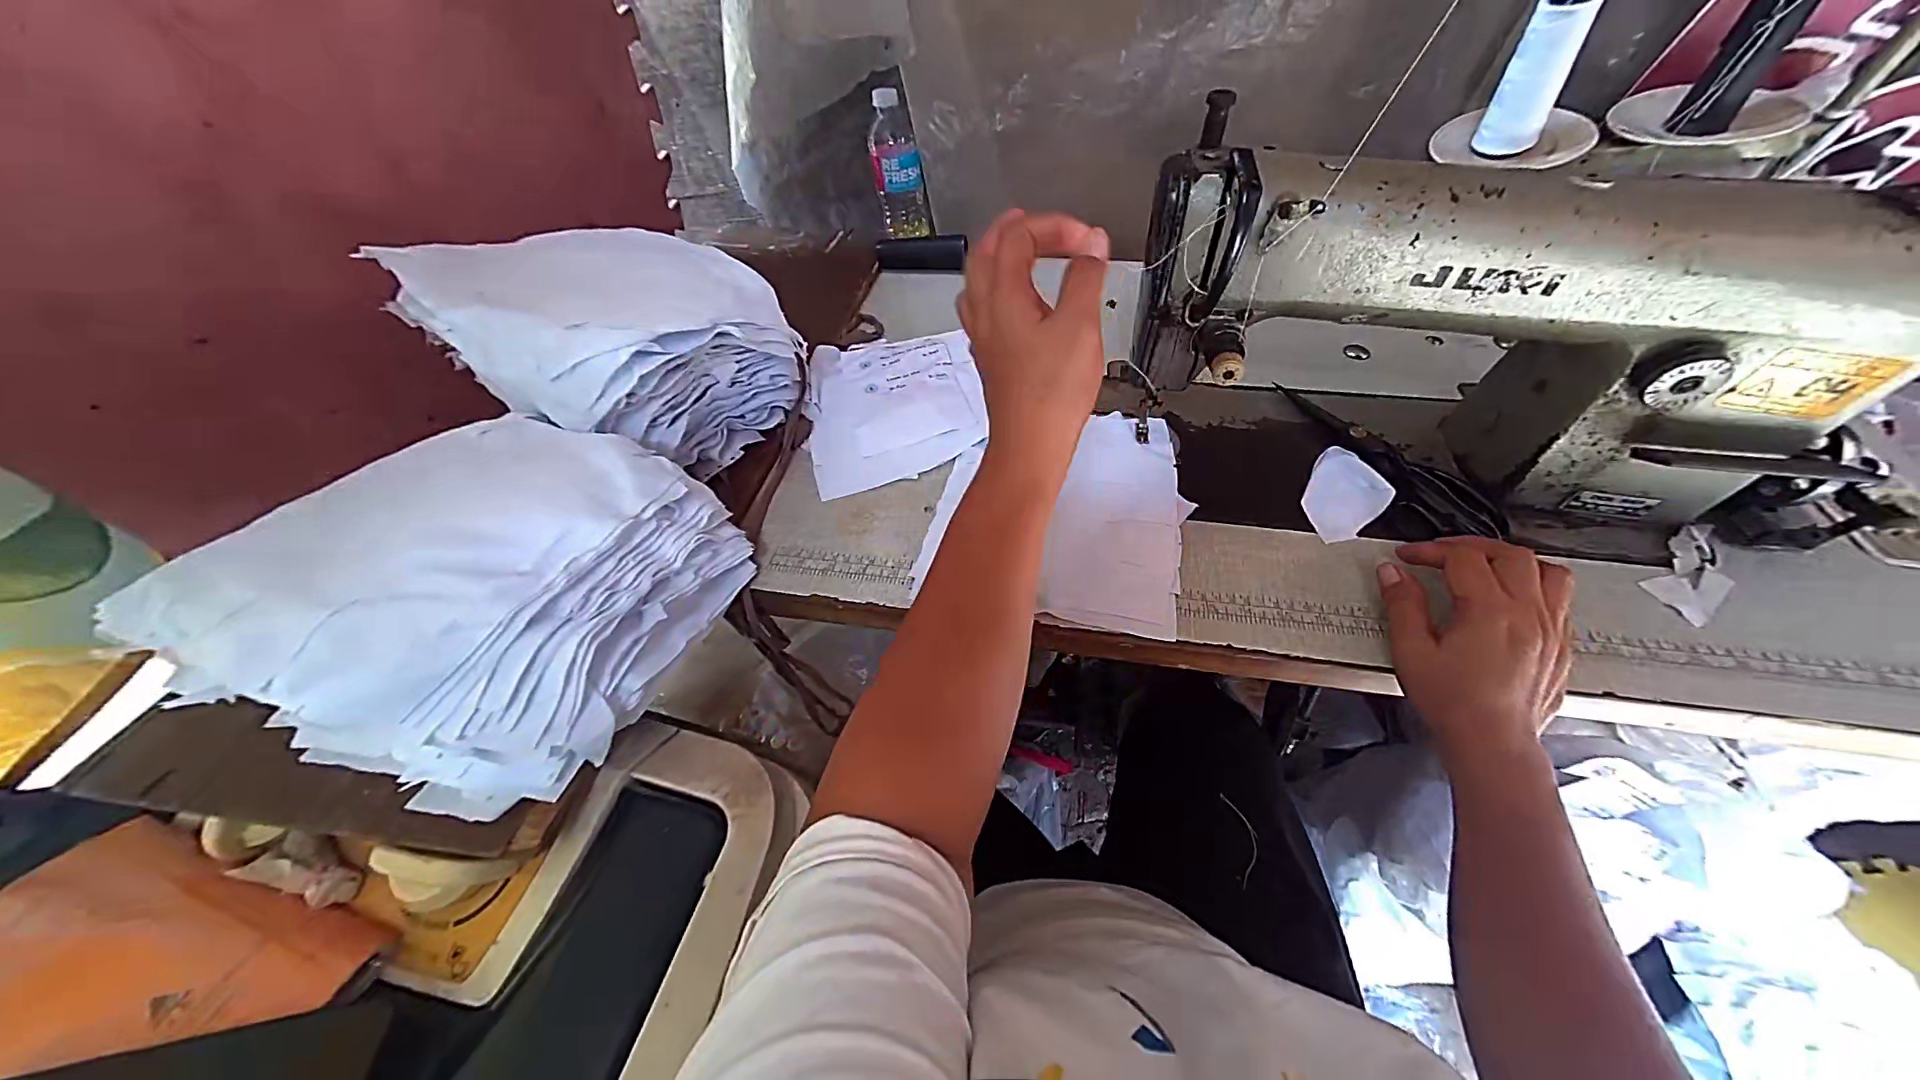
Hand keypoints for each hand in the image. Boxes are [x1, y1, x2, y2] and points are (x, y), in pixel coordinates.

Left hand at [958, 209, 1110, 477]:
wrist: (1030, 443)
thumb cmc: (1051, 394)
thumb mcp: (1080, 326)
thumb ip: (1085, 278)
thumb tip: (1091, 246)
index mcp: (1003, 296)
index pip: (1017, 237)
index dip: (1054, 227)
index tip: (1086, 238)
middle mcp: (984, 312)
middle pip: (985, 252)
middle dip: (1014, 231)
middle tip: (1039, 224)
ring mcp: (983, 336)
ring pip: (978, 282)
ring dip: (999, 259)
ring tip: (1021, 253)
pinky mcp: (990, 357)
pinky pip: (984, 310)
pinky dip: (999, 291)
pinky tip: (1015, 304)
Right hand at [1376, 537, 1573, 770]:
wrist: (1491, 741)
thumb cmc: (1454, 703)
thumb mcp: (1411, 651)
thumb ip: (1403, 605)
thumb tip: (1393, 574)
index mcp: (1491, 612)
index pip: (1463, 558)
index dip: (1431, 550)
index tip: (1409, 556)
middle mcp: (1529, 615)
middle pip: (1511, 554)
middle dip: (1472, 546)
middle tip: (1444, 552)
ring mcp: (1552, 630)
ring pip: (1551, 572)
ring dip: (1516, 561)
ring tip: (1489, 566)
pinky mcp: (1562, 647)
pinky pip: (1561, 600)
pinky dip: (1536, 587)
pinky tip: (1514, 600)